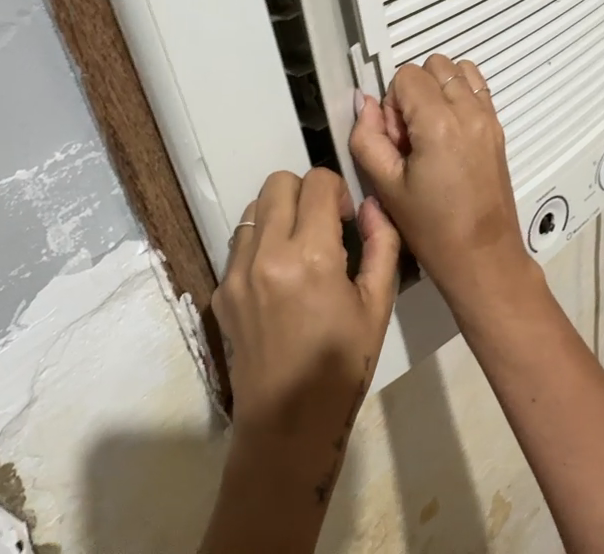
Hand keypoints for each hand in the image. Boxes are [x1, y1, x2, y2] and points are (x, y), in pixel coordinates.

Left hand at [212, 168, 400, 454]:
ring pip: (254, 208)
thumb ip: (382, 245)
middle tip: (322, 226)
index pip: (317, 182)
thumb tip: (373, 207)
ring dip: (279, 214)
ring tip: (298, 249)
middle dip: (305, 193)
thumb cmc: (342, 366)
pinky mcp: (221, 290)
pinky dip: (260, 243)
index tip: (346, 220)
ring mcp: (238, 272)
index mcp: (312, 256)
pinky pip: (240, 243)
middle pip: (278, 182)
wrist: (289, 422)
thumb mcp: (378, 306)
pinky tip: (278, 276)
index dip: (338, 191)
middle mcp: (268, 254)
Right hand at [349, 54, 534, 306]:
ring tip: (430, 131)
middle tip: (410, 136)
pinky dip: (459, 96)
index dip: (392, 104)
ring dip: (439, 89)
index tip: (396, 138)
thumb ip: (367, 138)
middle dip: (415, 92)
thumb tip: (365, 106)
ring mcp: (488, 119)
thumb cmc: (435, 230)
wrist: (482, 256)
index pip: (406, 75)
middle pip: (434, 66)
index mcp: (439, 124)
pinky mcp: (498, 129)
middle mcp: (469, 113)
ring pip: (458, 70)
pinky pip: (477, 88)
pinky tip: (447, 134)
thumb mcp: (386, 186)